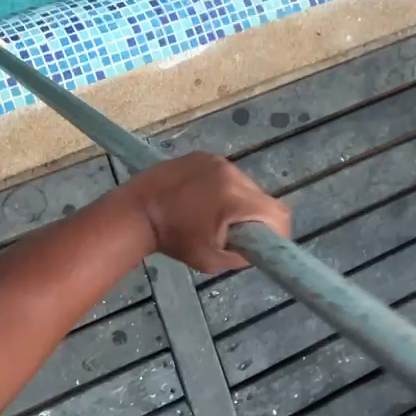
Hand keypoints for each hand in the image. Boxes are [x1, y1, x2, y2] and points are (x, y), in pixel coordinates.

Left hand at [113, 153, 290, 273]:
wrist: (137, 211)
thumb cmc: (173, 239)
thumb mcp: (211, 260)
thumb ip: (241, 257)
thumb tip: (256, 250)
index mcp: (235, 200)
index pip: (278, 213)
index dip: (278, 232)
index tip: (266, 243)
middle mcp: (230, 174)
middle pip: (261, 197)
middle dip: (255, 216)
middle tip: (236, 231)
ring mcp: (215, 161)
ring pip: (244, 183)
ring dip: (239, 200)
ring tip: (216, 214)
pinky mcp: (202, 155)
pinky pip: (225, 173)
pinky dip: (222, 186)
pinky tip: (203, 198)